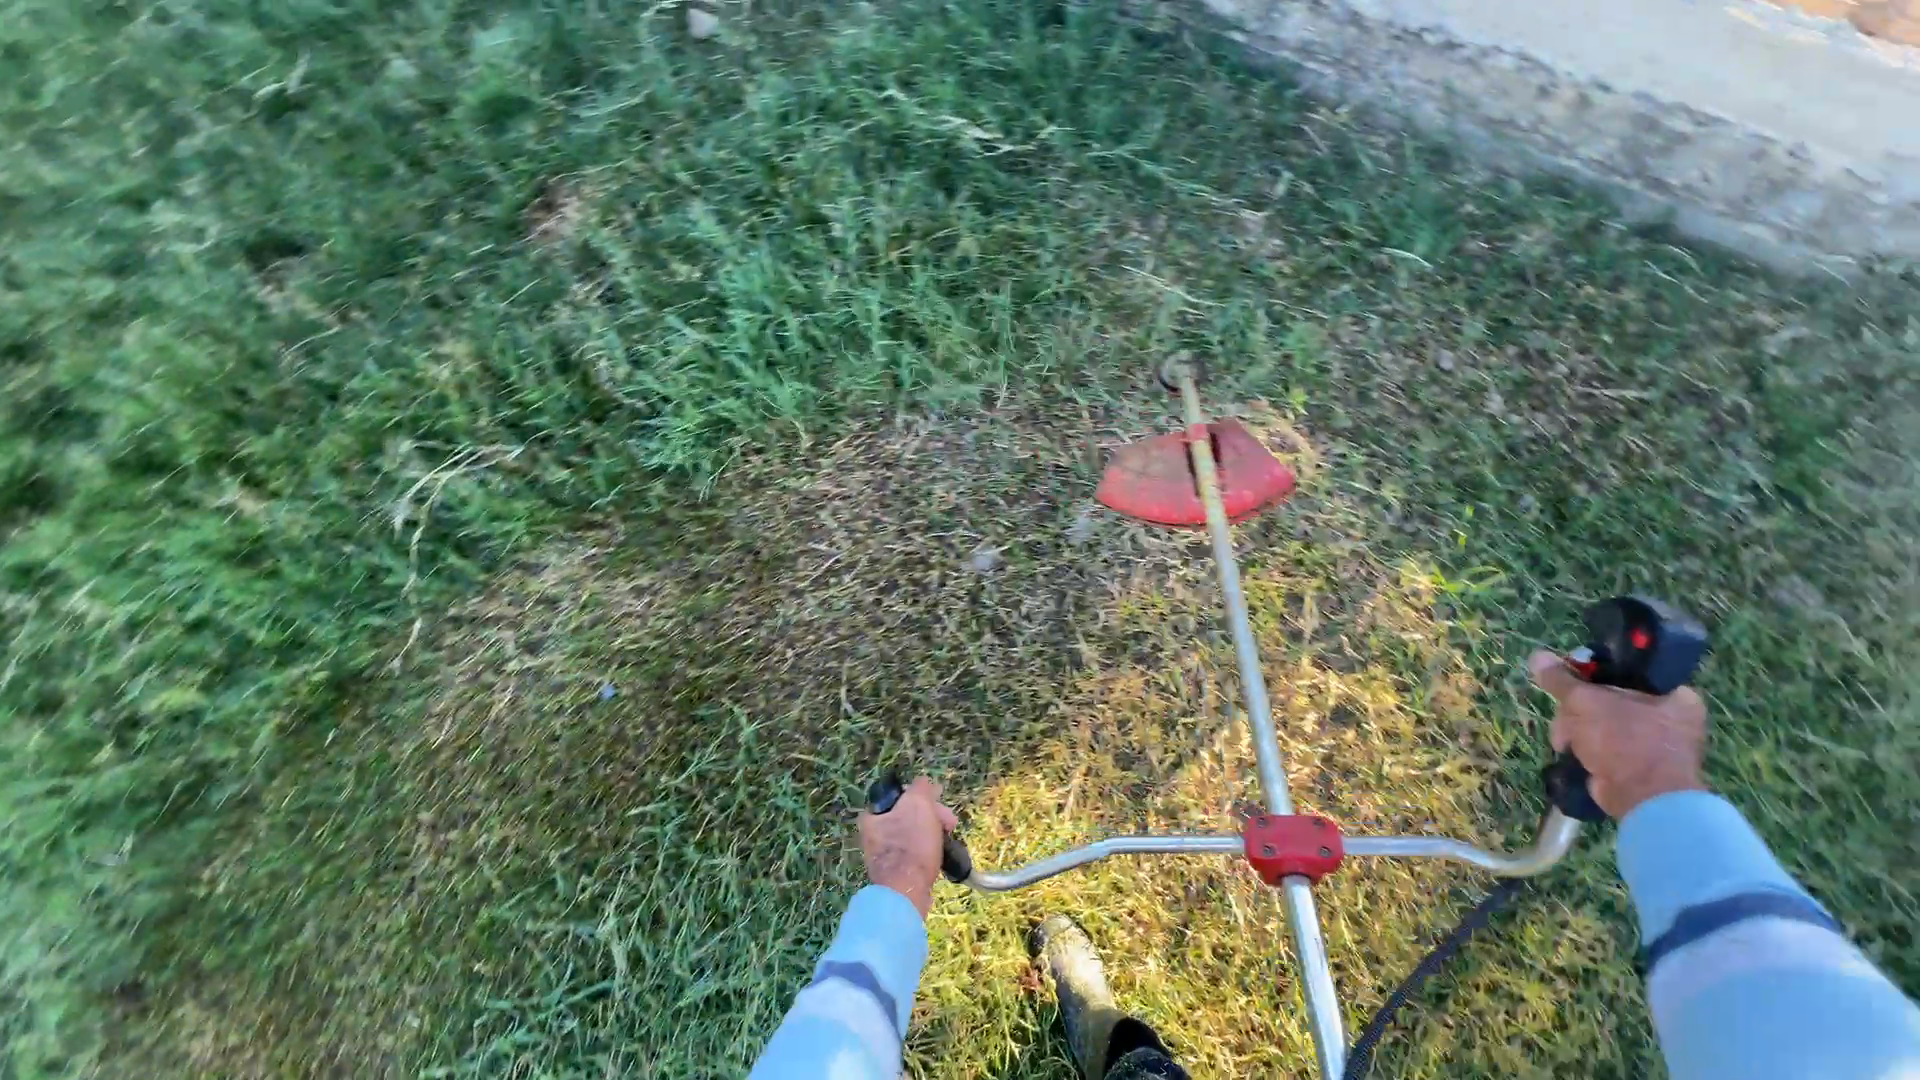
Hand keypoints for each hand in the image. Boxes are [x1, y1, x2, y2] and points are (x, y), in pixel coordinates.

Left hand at [858, 776, 958, 917]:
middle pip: (908, 816)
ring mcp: (882, 855)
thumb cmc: (911, 844)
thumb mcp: (918, 805)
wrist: (907, 891)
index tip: (940, 806)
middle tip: (950, 824)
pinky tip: (939, 856)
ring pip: (913, 835)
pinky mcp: (894, 873)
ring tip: (948, 842)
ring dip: (933, 834)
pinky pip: (913, 854)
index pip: (902, 797)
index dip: (925, 798)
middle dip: (933, 817)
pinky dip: (927, 852)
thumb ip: (920, 788)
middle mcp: (872, 834)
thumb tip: (924, 783)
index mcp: (872, 815)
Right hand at [1529, 649, 1708, 818]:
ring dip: (1575, 729)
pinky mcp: (1638, 762)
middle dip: (1576, 709)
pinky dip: (1586, 746)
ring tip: (1566, 742)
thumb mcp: (1585, 702)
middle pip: (1605, 697)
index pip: (1624, 671)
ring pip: (1599, 720)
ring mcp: (1654, 741)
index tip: (1569, 682)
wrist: (1643, 798)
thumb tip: (1537, 655)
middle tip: (1567, 719)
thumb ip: (1561, 679)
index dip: (1591, 673)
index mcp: (1673, 694)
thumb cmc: (1624, 740)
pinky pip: (1604, 742)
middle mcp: (1669, 715)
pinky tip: (1574, 751)